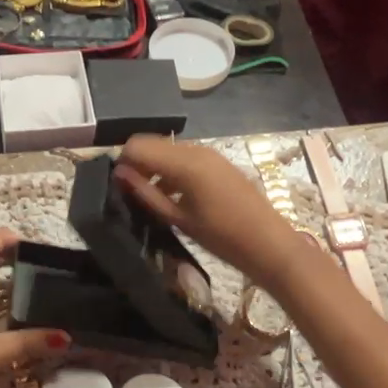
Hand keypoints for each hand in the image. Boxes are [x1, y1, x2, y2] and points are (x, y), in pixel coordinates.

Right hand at [114, 136, 310, 288]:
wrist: (269, 244)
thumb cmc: (222, 237)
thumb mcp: (177, 218)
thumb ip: (145, 193)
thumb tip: (119, 174)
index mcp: (184, 162)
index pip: (137, 145)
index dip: (122, 162)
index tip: (118, 185)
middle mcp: (196, 149)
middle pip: (152, 143)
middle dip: (137, 162)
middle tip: (130, 192)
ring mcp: (209, 153)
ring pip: (168, 150)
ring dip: (154, 167)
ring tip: (150, 197)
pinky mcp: (218, 162)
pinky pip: (185, 157)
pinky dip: (172, 170)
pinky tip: (173, 196)